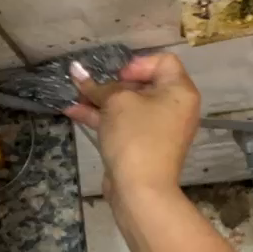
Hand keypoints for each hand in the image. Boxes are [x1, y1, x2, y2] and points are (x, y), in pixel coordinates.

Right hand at [64, 52, 200, 199]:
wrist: (140, 189)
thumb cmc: (136, 137)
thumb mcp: (116, 103)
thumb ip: (98, 86)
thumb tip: (77, 70)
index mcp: (179, 92)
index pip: (163, 61)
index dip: (136, 63)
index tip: (117, 77)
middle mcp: (173, 108)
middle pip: (142, 84)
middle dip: (111, 83)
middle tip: (89, 84)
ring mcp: (157, 128)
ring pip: (127, 105)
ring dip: (100, 99)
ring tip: (73, 94)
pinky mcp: (141, 145)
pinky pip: (122, 123)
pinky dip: (101, 117)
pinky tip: (73, 110)